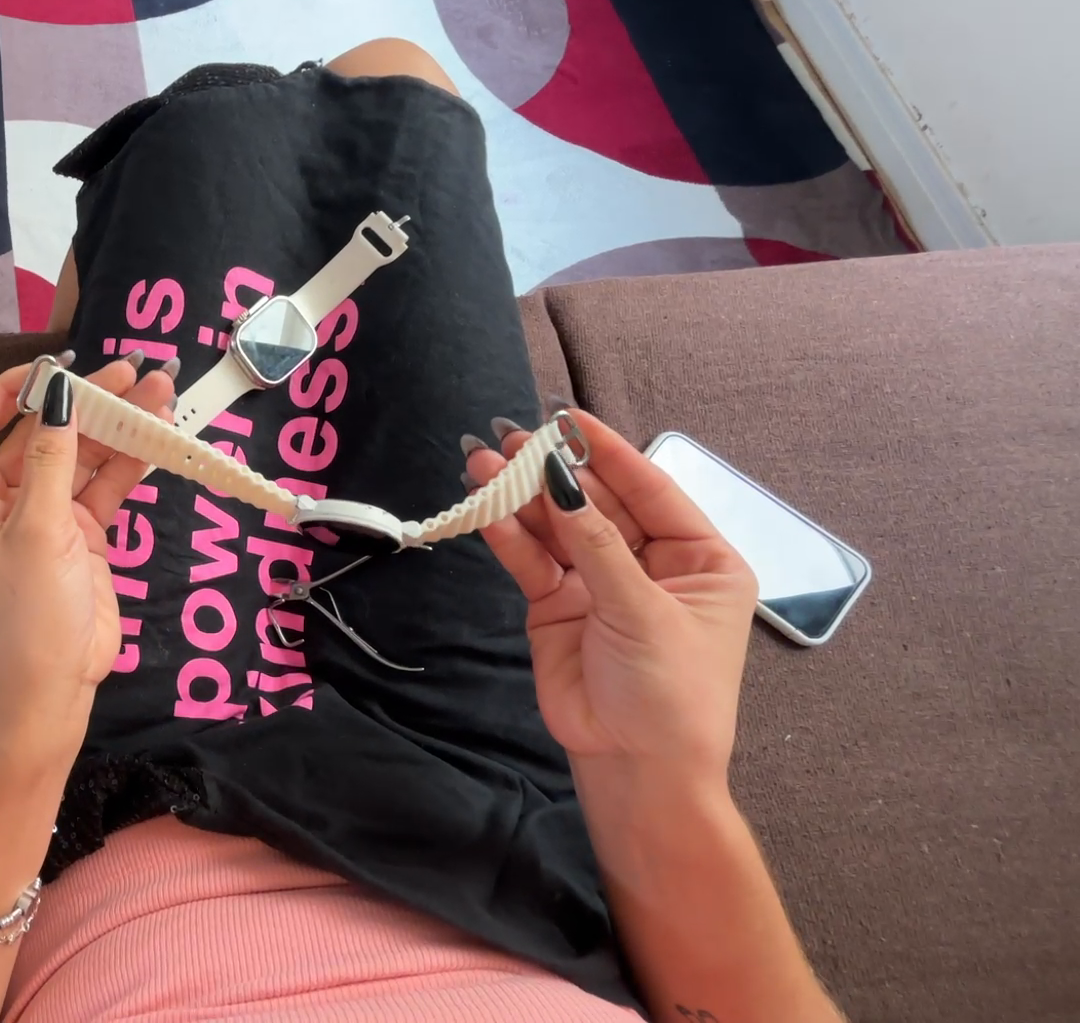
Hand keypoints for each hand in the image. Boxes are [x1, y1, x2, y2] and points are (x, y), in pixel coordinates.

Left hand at [0, 353, 173, 752]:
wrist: (53, 689)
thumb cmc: (27, 609)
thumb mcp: (36, 528)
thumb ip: (50, 456)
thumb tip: (59, 392)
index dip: (16, 386)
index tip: (60, 364)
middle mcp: (0, 497)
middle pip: (41, 431)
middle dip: (86, 402)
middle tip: (132, 370)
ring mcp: (43, 514)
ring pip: (80, 456)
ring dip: (118, 427)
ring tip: (160, 391)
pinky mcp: (79, 534)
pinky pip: (102, 487)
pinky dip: (129, 463)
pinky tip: (159, 434)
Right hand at [464, 410, 758, 791]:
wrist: (631, 763)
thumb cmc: (669, 690)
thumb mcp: (643, 612)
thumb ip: (596, 545)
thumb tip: (559, 480)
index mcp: (698, 559)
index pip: (650, 490)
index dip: (609, 452)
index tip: (568, 417)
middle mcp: (646, 562)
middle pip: (594, 504)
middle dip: (553, 473)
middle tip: (509, 441)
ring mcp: (596, 581)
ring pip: (555, 528)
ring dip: (520, 499)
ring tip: (482, 466)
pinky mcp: (555, 601)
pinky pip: (532, 560)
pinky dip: (508, 537)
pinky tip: (485, 511)